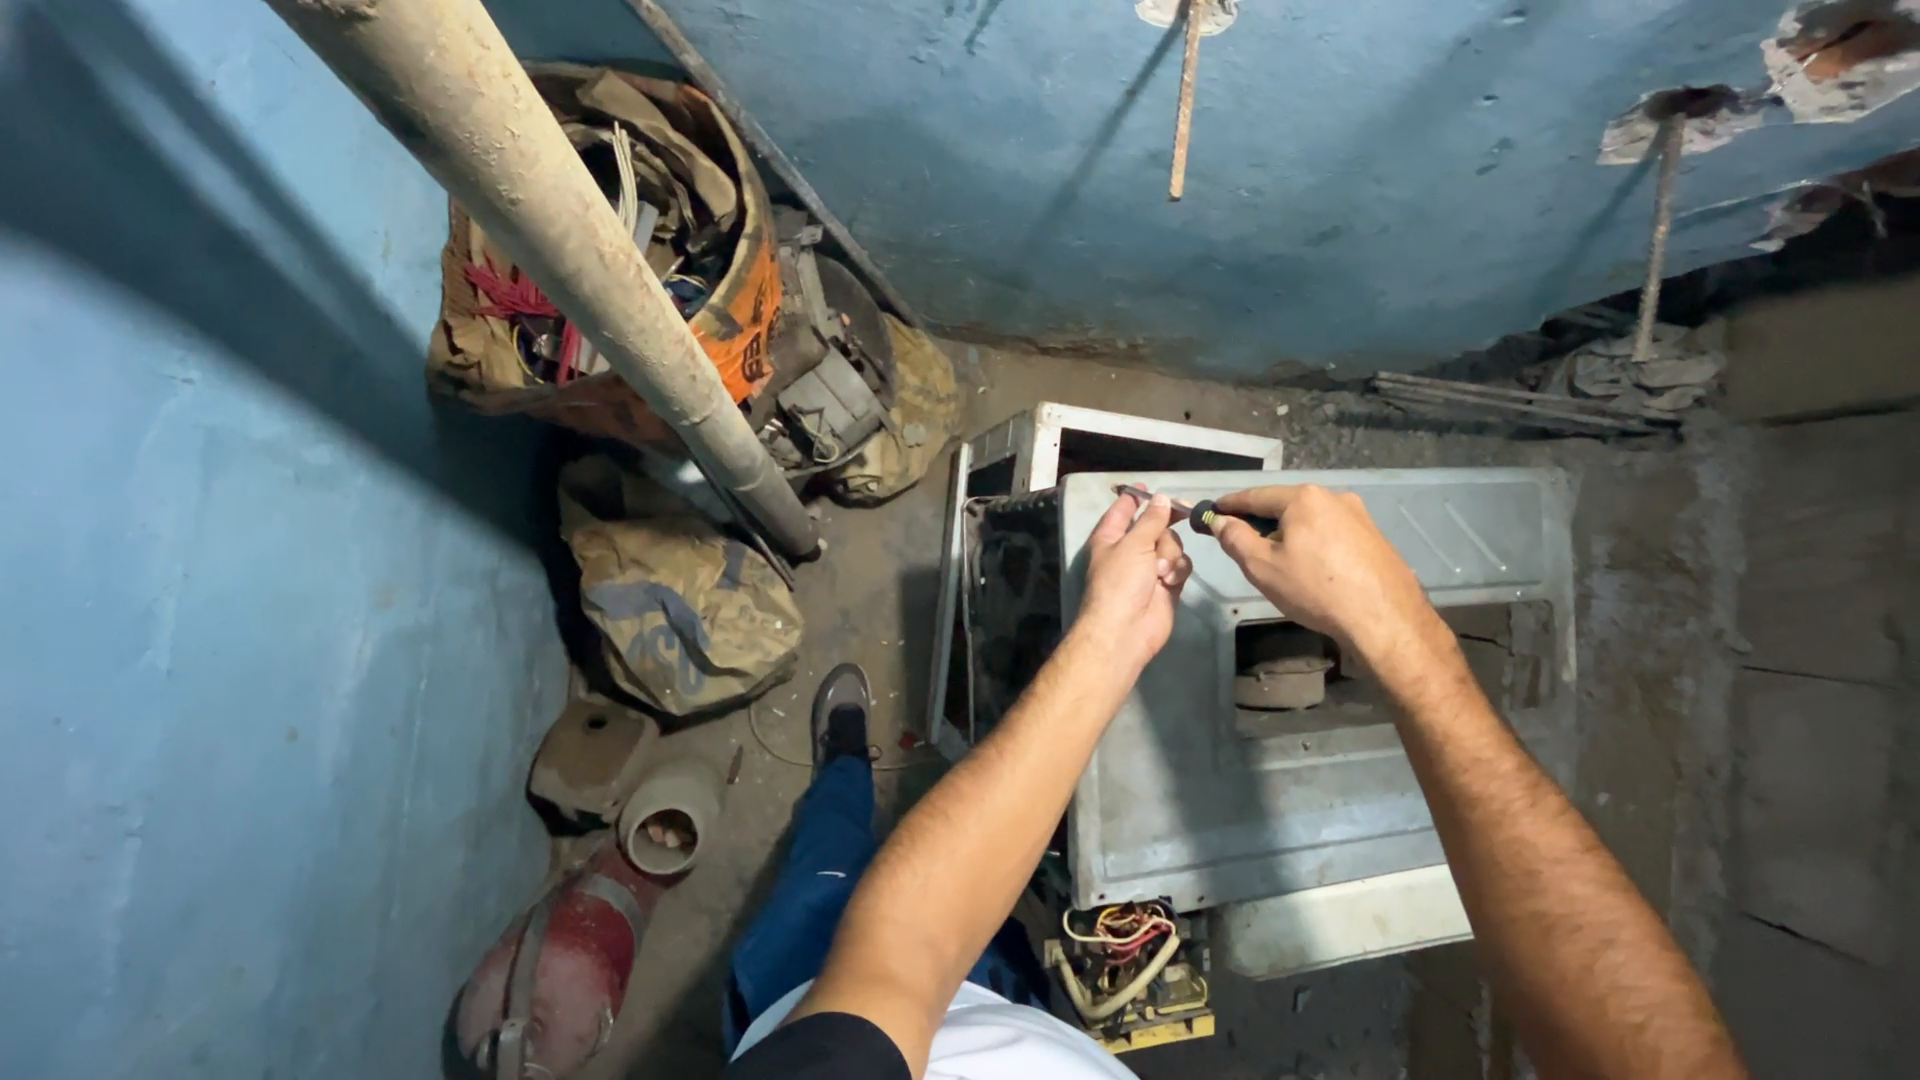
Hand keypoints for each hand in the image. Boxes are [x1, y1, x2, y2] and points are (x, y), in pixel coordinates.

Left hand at [1072, 491, 1191, 671]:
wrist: (1127, 629)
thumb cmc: (1121, 582)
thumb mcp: (1133, 544)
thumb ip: (1151, 520)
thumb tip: (1161, 498)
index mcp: (1111, 537)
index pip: (1122, 510)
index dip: (1134, 498)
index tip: (1146, 485)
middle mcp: (1129, 550)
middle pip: (1156, 526)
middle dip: (1165, 529)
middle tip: (1179, 518)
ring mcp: (1149, 568)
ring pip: (1172, 545)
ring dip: (1170, 554)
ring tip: (1161, 572)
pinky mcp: (1167, 585)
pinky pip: (1180, 565)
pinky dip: (1178, 570)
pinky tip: (1170, 581)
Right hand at [1211, 485, 1444, 664]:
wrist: (1385, 619)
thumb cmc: (1315, 589)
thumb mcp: (1262, 567)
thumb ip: (1235, 539)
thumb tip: (1220, 521)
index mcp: (1303, 498)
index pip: (1254, 496)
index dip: (1229, 505)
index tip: (1211, 512)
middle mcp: (1333, 497)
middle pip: (1284, 505)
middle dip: (1260, 520)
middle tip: (1241, 541)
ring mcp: (1359, 516)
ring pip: (1309, 519)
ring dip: (1288, 532)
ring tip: (1277, 560)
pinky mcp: (1374, 537)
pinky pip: (1331, 532)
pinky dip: (1312, 542)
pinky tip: (1310, 567)